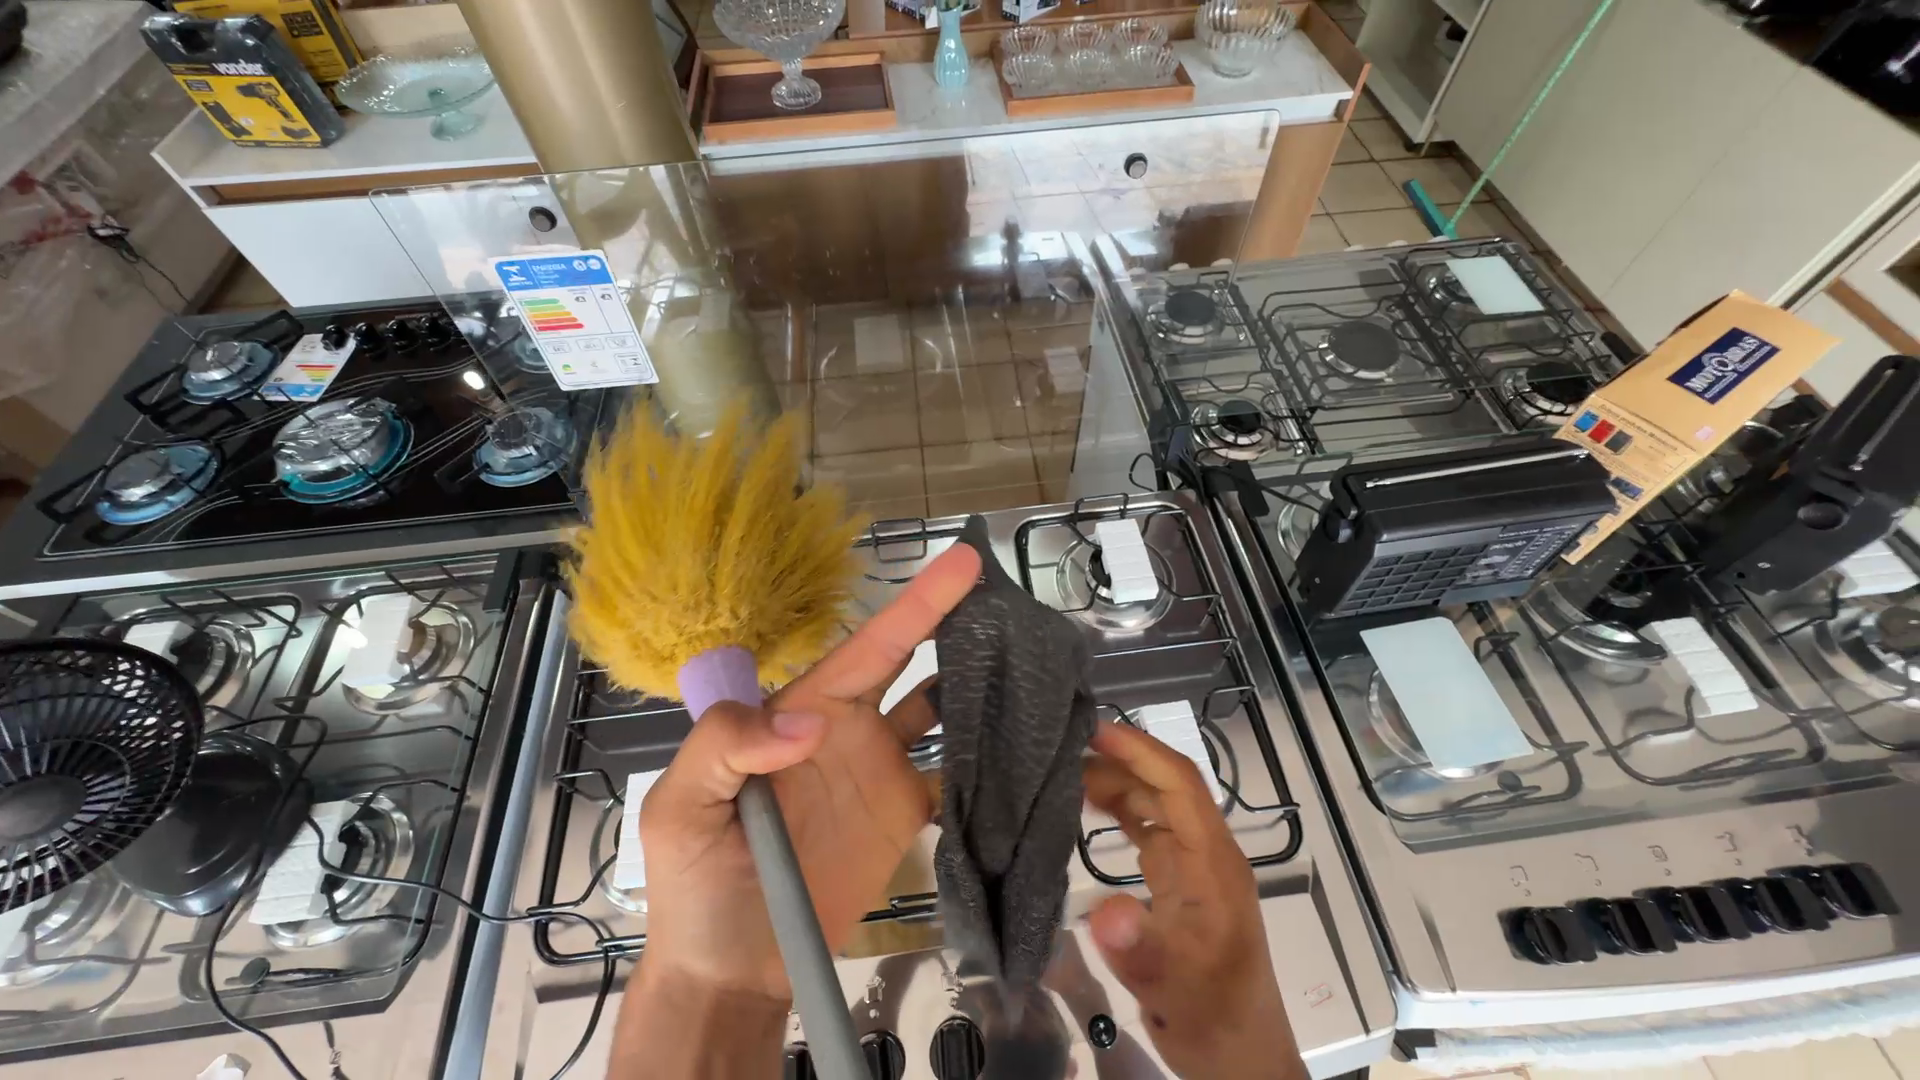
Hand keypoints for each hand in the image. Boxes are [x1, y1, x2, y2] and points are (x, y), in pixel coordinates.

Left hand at [632, 542, 980, 1001]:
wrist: (734, 973)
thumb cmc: (696, 885)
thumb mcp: (681, 806)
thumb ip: (726, 746)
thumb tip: (812, 722)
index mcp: (801, 712)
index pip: (864, 647)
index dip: (914, 605)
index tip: (962, 562)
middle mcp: (849, 728)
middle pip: (909, 662)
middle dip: (952, 620)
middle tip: (1006, 591)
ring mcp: (882, 771)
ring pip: (939, 708)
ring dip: (977, 678)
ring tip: (1027, 649)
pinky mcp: (906, 816)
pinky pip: (953, 772)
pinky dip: (985, 749)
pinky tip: (1021, 728)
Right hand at [1082, 720, 1303, 1079]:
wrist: (1240, 1061)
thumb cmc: (1214, 1019)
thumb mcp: (1174, 989)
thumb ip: (1141, 950)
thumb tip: (1104, 915)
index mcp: (1213, 862)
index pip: (1180, 785)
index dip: (1141, 751)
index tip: (1093, 730)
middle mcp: (1206, 853)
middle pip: (1165, 787)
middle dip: (1120, 760)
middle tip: (1062, 749)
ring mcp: (1194, 867)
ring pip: (1155, 805)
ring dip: (1117, 784)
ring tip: (1064, 774)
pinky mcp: (1180, 883)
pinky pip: (1149, 831)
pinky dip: (1120, 812)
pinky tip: (1087, 808)